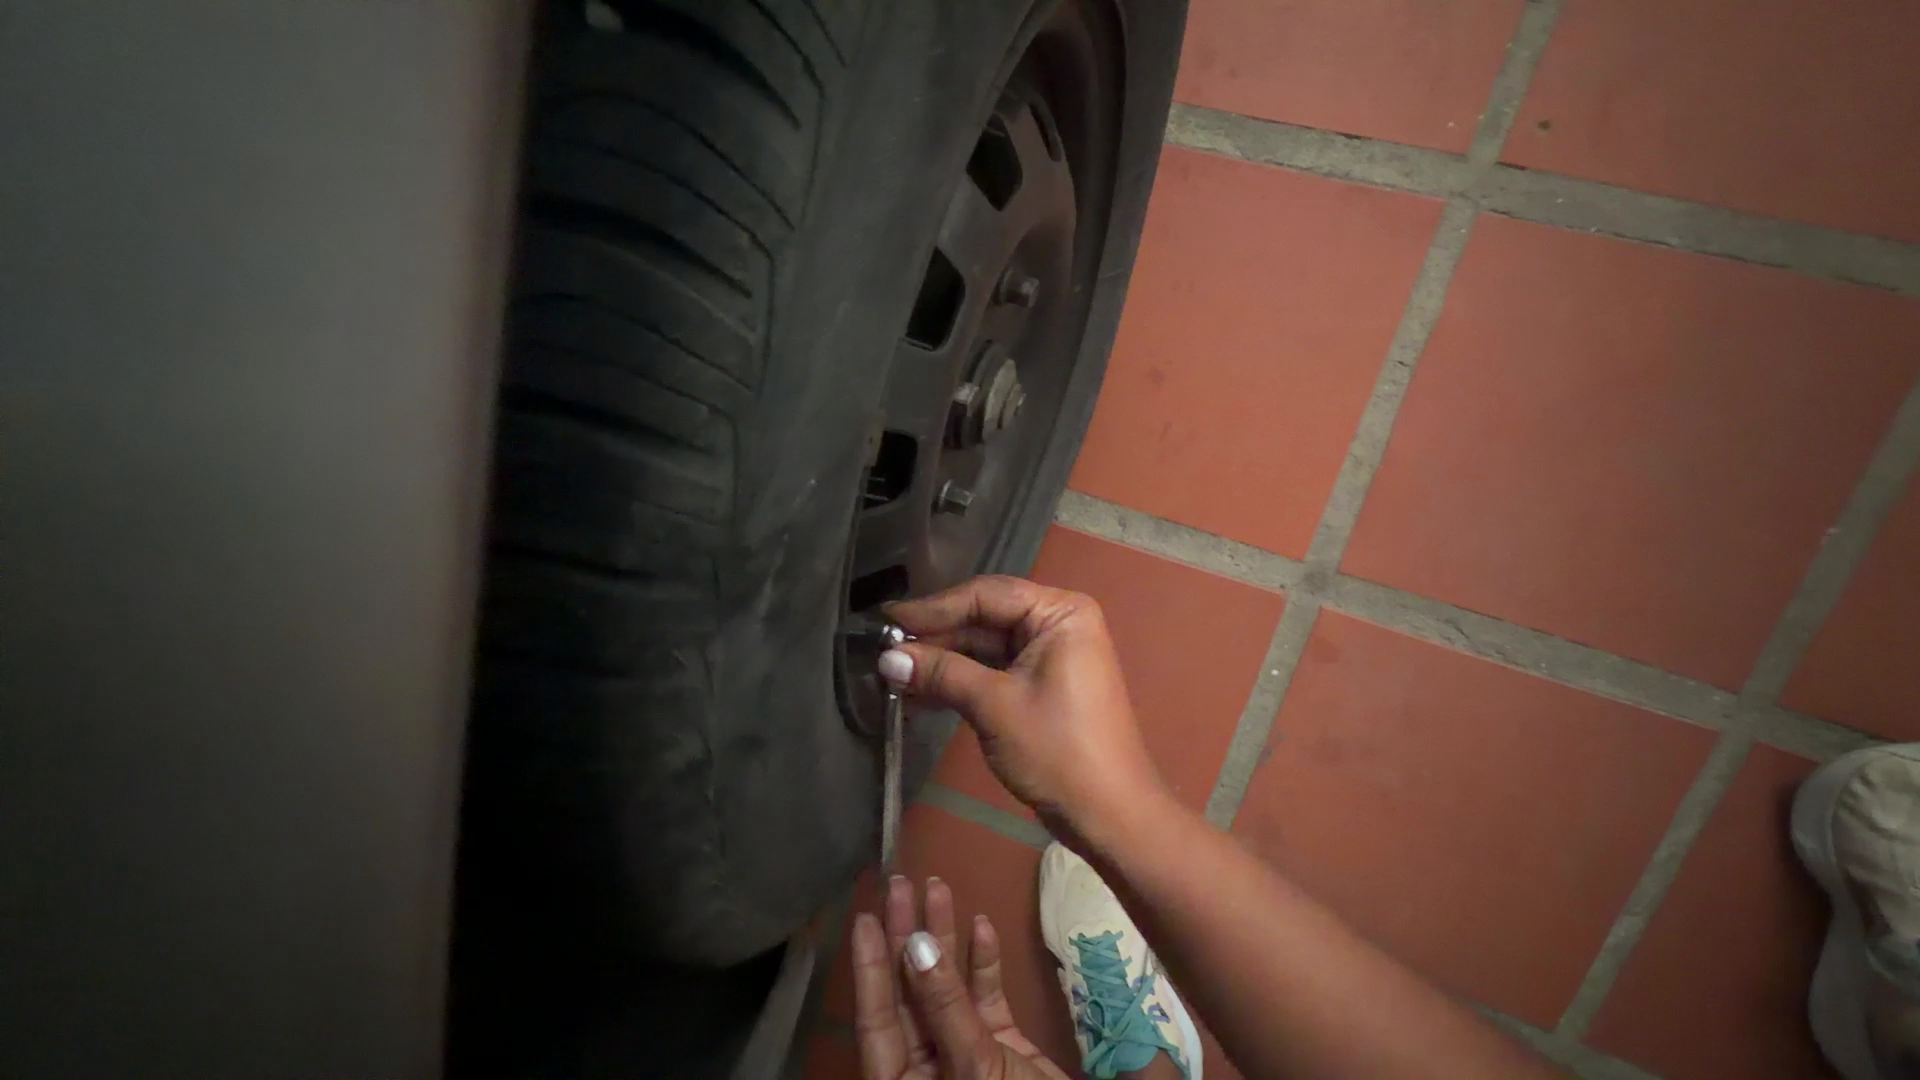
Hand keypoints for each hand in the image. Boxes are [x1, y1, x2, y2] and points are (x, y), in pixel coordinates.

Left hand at [854, 876, 1070, 1079]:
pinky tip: (982, 925)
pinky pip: (984, 997)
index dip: (869, 968)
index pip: (876, 1021)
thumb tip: (917, 946)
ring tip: (938, 886)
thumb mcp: (973, 1069)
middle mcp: (925, 1068)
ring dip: (945, 938)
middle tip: (901, 884)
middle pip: (909, 994)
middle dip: (907, 937)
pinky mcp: (999, 1047)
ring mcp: (962, 1054)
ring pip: (946, 987)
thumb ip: (945, 1007)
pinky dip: (984, 963)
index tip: (865, 916)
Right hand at [881, 576, 1169, 841]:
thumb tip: (885, 657)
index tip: (887, 619)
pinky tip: (917, 696)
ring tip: (891, 676)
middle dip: (934, 638)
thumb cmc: (1058, 749)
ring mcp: (1049, 655)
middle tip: (883, 650)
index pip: (986, 595)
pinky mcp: (1039, 685)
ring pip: (983, 647)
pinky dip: (959, 681)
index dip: (933, 607)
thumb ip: (941, 673)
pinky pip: (992, 671)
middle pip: (983, 618)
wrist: (1109, 814)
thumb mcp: (995, 706)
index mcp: (1059, 612)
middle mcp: (1056, 623)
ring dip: (941, 662)